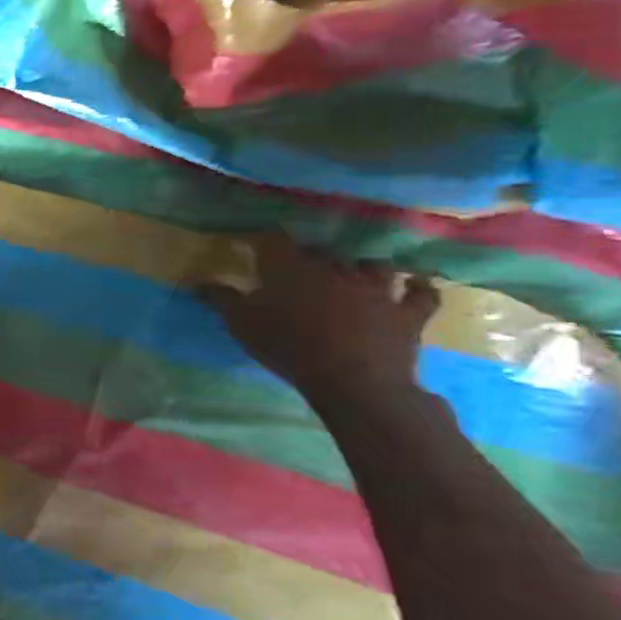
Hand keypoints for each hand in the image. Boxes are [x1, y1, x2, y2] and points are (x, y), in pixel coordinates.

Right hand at [200, 234, 438, 400]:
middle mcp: (336, 269)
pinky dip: (419, 288)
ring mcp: (377, 290)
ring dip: (362, 265)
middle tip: (297, 267)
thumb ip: (220, 298)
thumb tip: (198, 280)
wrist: (353, 379)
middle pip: (322, 251)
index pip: (274, 240)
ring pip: (372, 265)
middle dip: (310, 256)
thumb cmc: (287, 345)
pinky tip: (415, 284)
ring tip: (353, 271)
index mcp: (292, 268)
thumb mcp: (240, 323)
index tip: (252, 245)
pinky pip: (422, 295)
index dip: (263, 240)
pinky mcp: (408, 313)